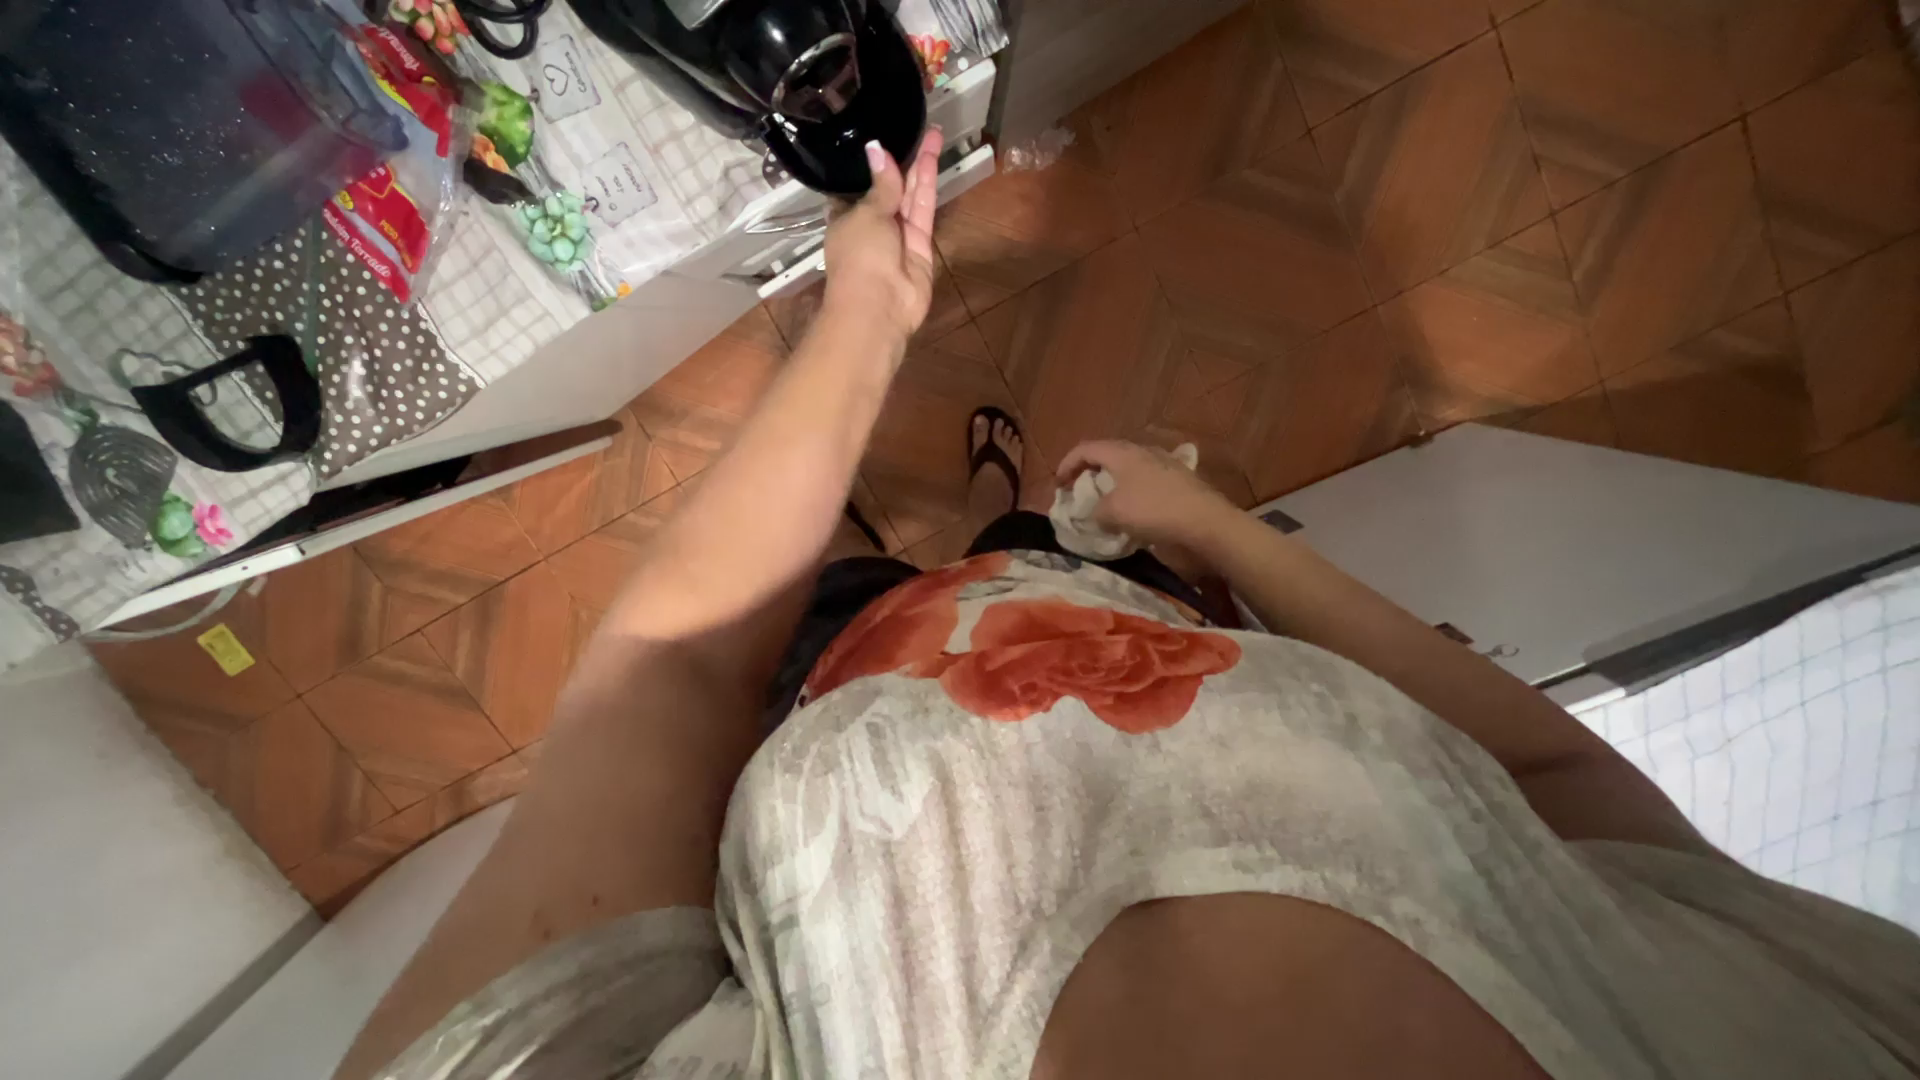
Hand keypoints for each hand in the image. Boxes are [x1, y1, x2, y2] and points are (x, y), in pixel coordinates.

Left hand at [822, 128, 943, 339]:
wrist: (879, 307)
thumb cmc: (858, 258)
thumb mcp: (865, 214)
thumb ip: (881, 185)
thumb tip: (878, 150)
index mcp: (846, 219)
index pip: (858, 188)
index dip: (872, 166)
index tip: (883, 139)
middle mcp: (873, 227)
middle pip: (890, 189)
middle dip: (902, 160)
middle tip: (918, 127)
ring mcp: (899, 237)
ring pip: (911, 196)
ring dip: (921, 167)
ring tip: (932, 133)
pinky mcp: (922, 245)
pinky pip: (923, 211)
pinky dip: (925, 186)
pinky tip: (928, 159)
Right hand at [1057, 440, 1239, 549]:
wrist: (1206, 522)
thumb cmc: (1153, 511)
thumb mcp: (1112, 514)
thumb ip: (1094, 512)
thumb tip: (1093, 514)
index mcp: (1122, 452)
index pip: (1085, 449)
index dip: (1066, 464)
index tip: (1058, 486)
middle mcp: (1143, 451)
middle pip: (1108, 455)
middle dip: (1089, 472)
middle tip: (1079, 491)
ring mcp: (1164, 464)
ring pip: (1129, 469)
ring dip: (1112, 483)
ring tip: (1106, 503)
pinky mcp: (1180, 480)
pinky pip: (1146, 482)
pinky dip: (1132, 492)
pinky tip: (1135, 511)